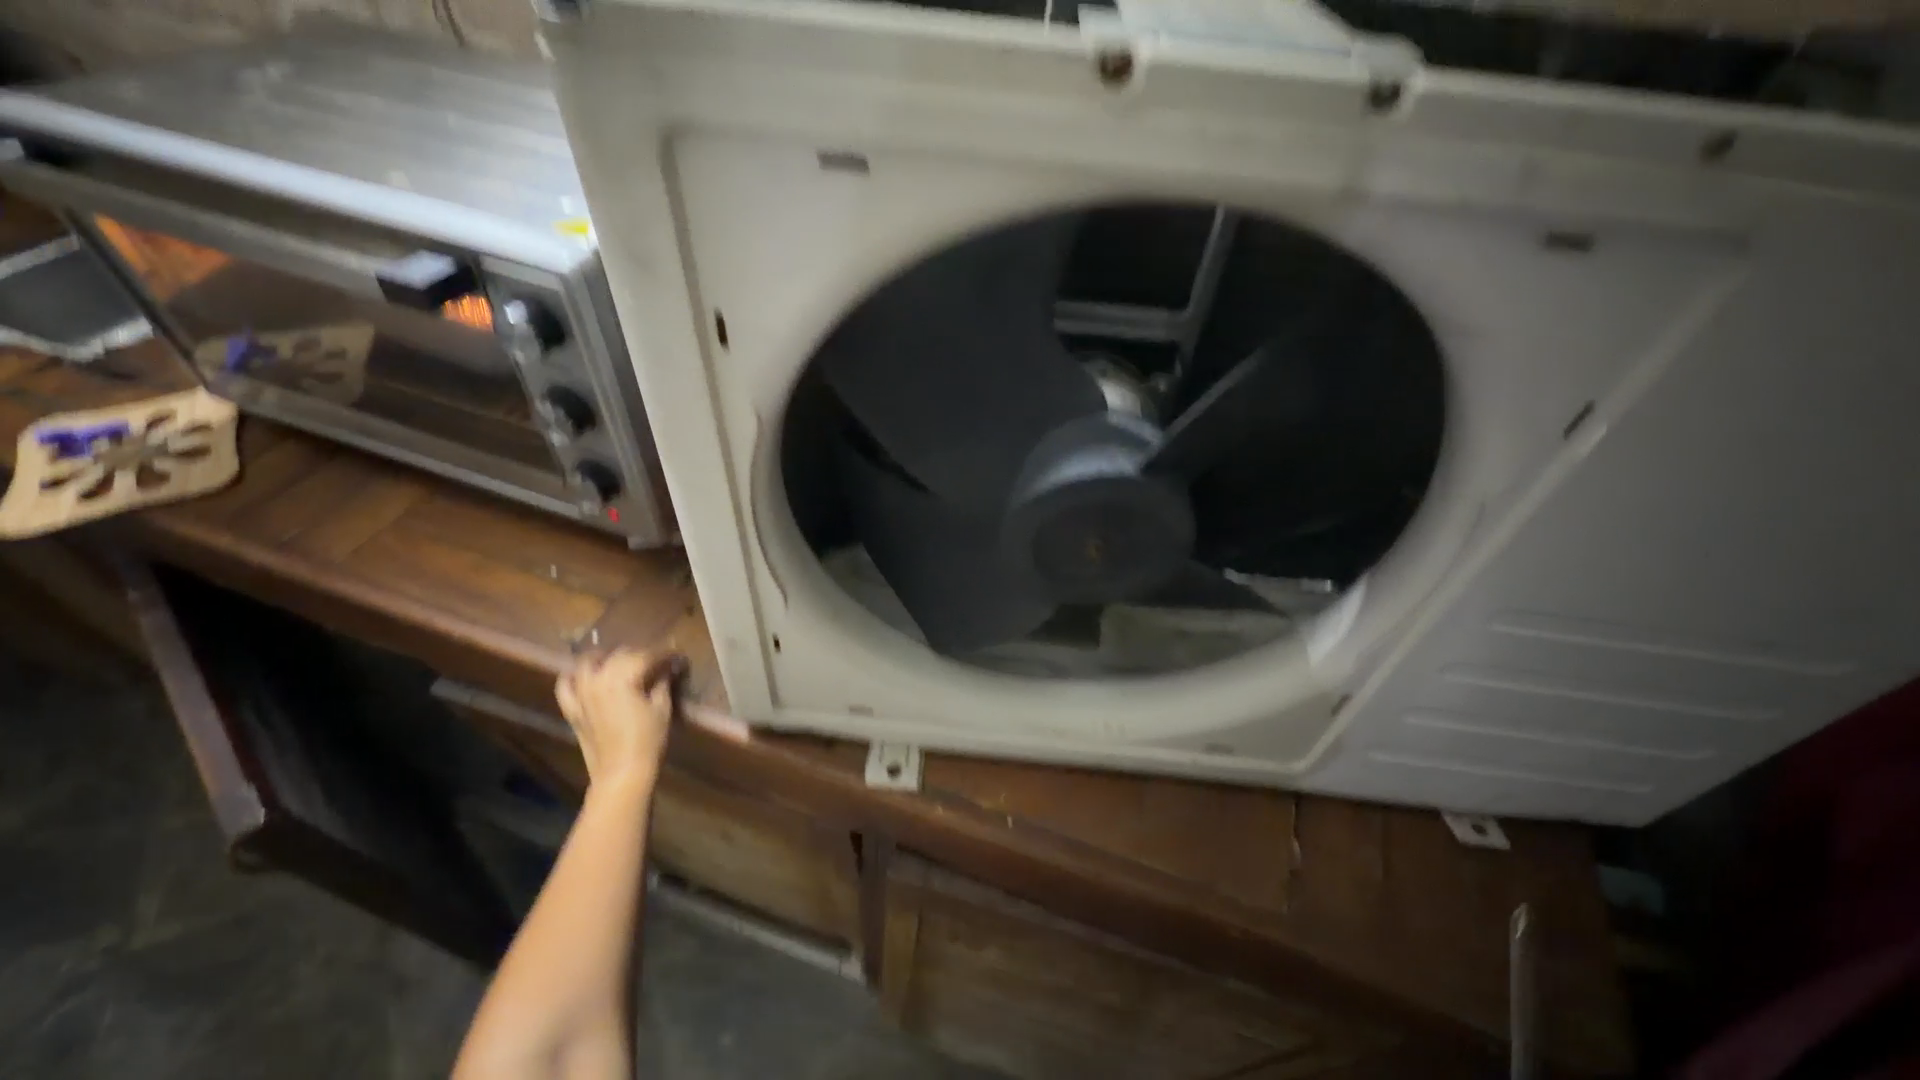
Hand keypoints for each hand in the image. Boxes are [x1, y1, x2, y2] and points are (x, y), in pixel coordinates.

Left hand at [555, 648, 686, 789]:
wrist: (622, 772)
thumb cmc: (648, 740)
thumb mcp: (662, 708)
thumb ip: (662, 682)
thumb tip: (667, 667)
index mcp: (623, 677)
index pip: (645, 655)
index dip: (663, 653)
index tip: (675, 653)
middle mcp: (598, 679)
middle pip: (619, 655)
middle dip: (638, 654)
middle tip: (655, 660)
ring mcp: (581, 693)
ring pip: (589, 662)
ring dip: (605, 657)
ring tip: (619, 661)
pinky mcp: (572, 708)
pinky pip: (565, 685)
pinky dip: (573, 676)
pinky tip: (584, 675)